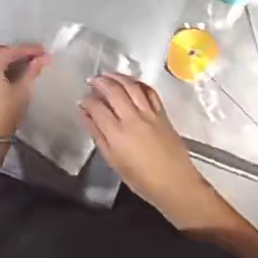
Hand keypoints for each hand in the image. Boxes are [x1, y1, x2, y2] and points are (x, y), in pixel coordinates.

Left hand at [0, 43, 48, 141]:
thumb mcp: (22, 93)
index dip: (30, 50)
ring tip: (22, 66)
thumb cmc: (4, 115)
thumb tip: (44, 58)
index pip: (13, 51)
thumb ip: (32, 72)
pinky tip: (7, 75)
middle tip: (33, 58)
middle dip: (16, 52)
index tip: (44, 50)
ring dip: (5, 59)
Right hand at [80, 73, 229, 229]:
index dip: (87, 100)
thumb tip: (85, 115)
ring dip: (118, 77)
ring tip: (108, 74)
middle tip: (92, 80)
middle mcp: (132, 119)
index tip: (82, 99)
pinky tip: (132, 82)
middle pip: (114, 91)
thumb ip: (98, 135)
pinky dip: (139, 84)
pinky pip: (150, 92)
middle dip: (100, 82)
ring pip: (132, 87)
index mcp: (117, 134)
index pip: (97, 108)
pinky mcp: (162, 114)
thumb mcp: (113, 161)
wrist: (175, 183)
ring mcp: (150, 114)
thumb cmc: (141, 179)